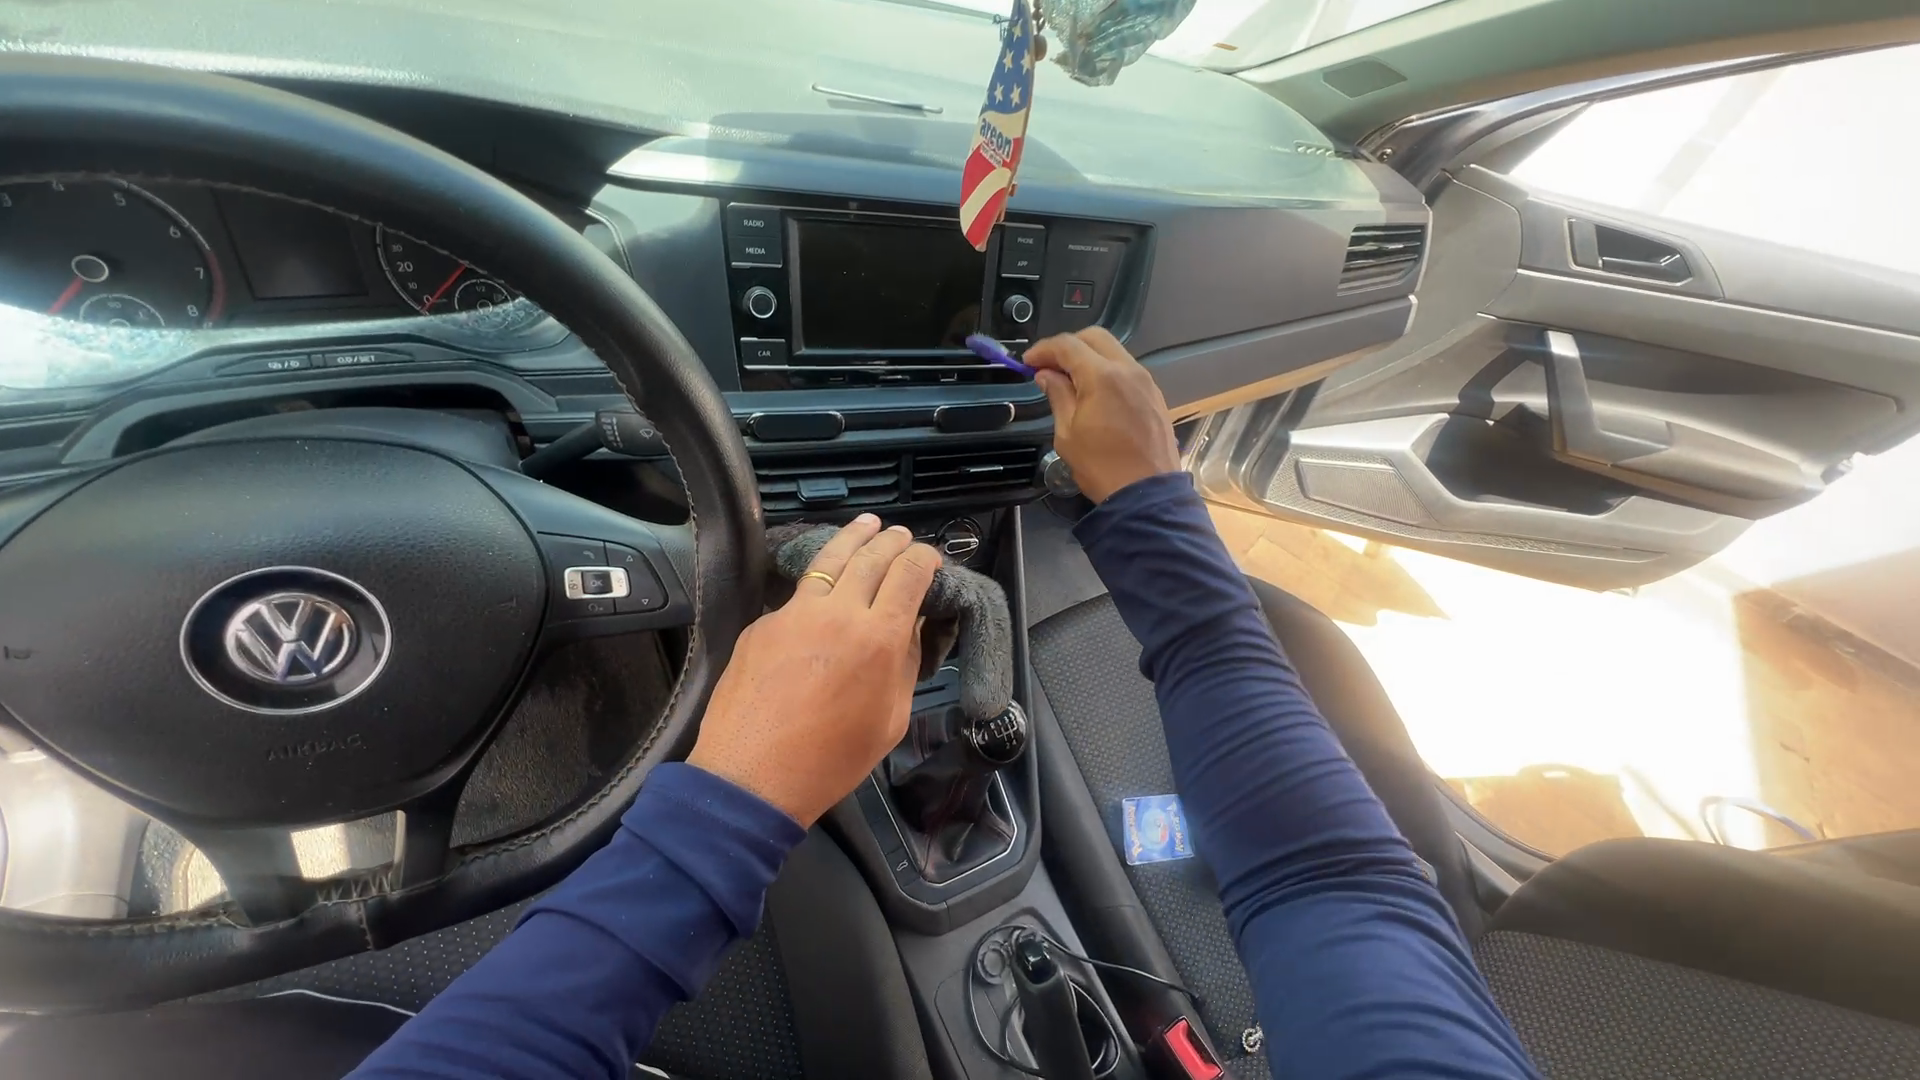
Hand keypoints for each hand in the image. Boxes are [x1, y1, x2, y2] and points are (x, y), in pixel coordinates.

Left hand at [688, 515, 939, 825]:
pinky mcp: (764, 623)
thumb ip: (906, 666)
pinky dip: (820, 581)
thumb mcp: (891, 720)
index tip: (931, 557)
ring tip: (868, 522)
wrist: (752, 776)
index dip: (925, 558)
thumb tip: (910, 630)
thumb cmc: (832, 760)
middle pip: (872, 556)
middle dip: (893, 540)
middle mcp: (840, 612)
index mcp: (879, 638)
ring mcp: (795, 612)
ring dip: (854, 536)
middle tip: (901, 534)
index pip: (909, 575)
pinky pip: (799, 593)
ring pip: (830, 558)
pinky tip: (824, 583)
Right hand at [1025, 326, 1180, 502]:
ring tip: (1069, 380)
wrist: (1146, 494)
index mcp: (1102, 377)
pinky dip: (1106, 371)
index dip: (1043, 350)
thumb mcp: (1067, 434)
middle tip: (1048, 366)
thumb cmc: (1101, 467)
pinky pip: (1127, 371)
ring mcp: (1145, 382)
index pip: (1068, 346)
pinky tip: (1093, 392)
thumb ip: (1057, 396)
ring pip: (1114, 352)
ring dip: (1089, 358)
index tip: (1028, 362)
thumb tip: (1047, 375)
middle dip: (1068, 346)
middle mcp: (1128, 370)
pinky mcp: (1154, 396)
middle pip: (1095, 337)